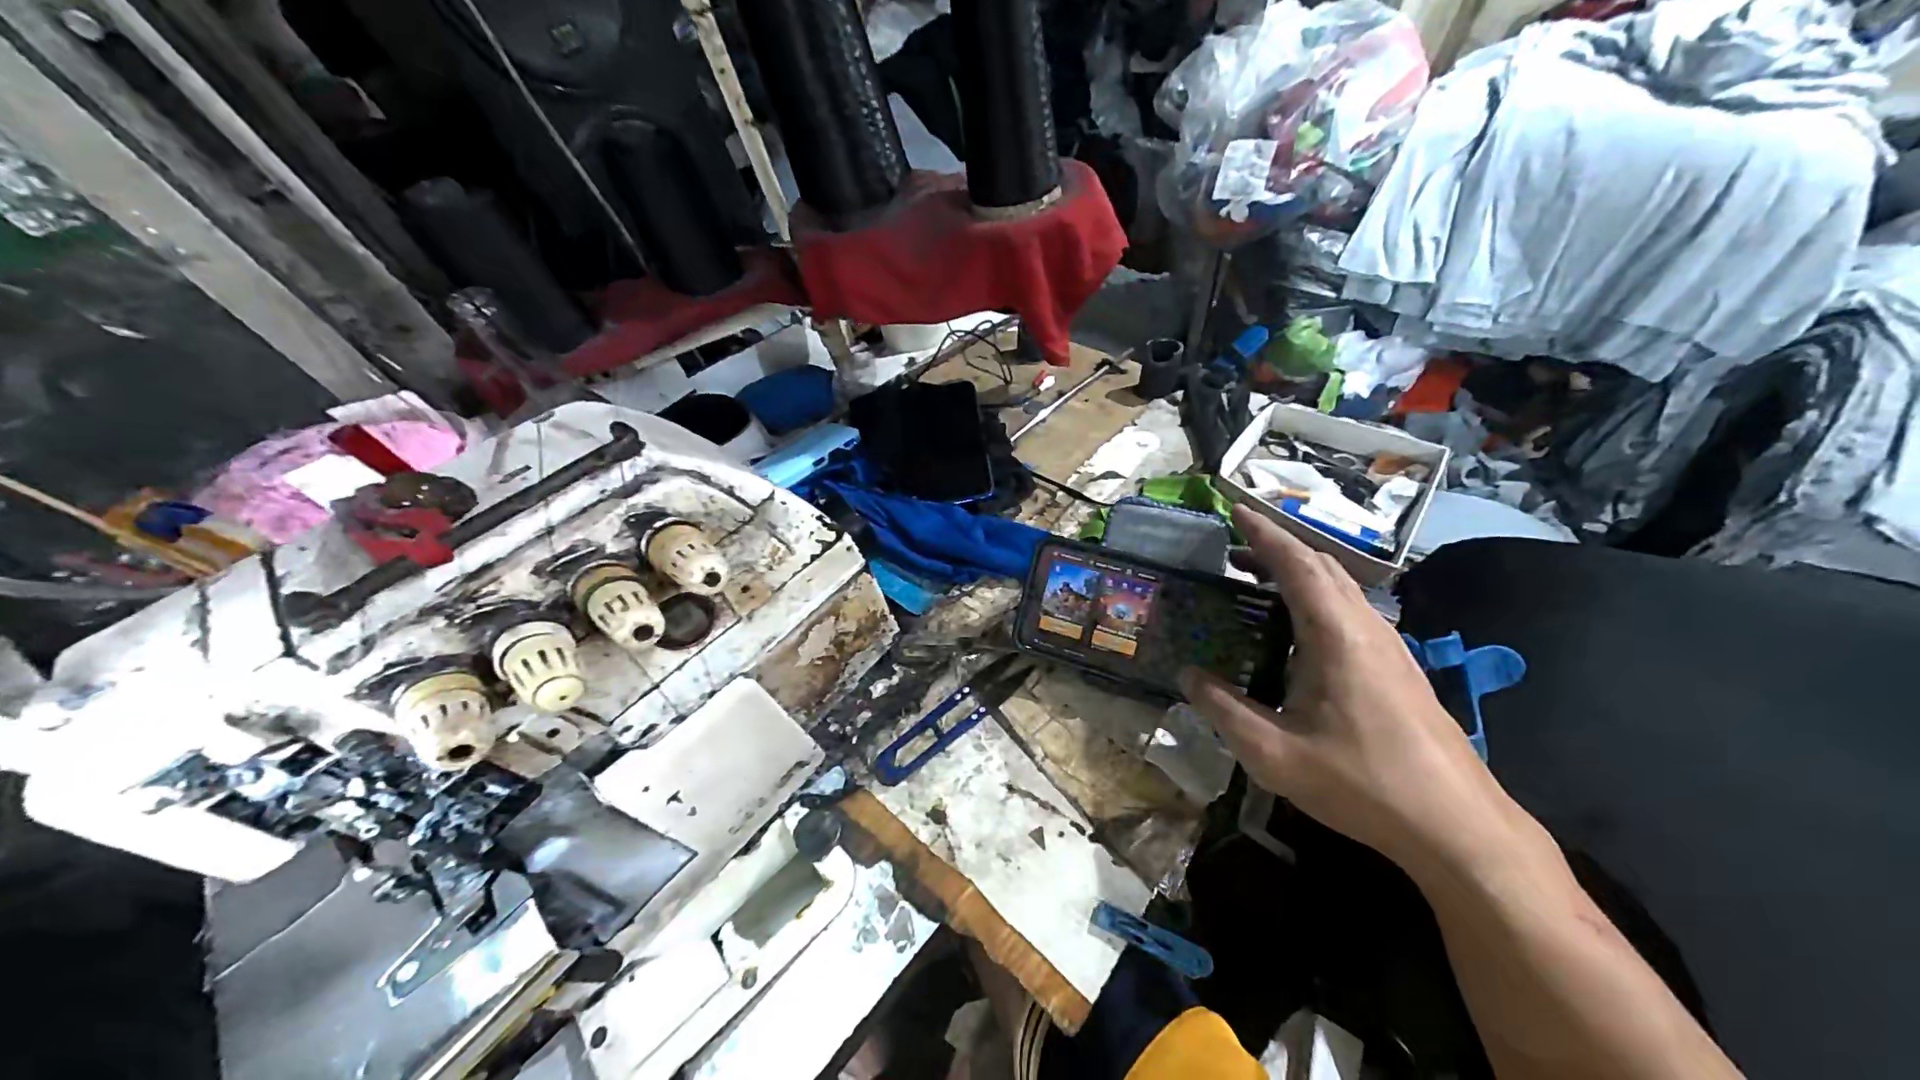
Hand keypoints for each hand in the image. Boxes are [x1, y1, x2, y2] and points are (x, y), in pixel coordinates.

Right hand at [1180, 505, 1538, 875]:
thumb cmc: (1361, 783)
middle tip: (1235, 549)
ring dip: (1300, 573)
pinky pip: (1353, 613)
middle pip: (1323, 567)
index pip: (1297, 564)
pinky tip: (1302, 631)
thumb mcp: (1273, 752)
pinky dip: (1319, 599)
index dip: (1264, 533)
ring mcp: (1391, 648)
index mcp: (1336, 635)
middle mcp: (1368, 629)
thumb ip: (1222, 708)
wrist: (1457, 826)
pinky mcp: (1400, 670)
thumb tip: (1187, 674)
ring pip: (1342, 589)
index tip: (1235, 510)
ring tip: (1260, 582)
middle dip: (1278, 548)